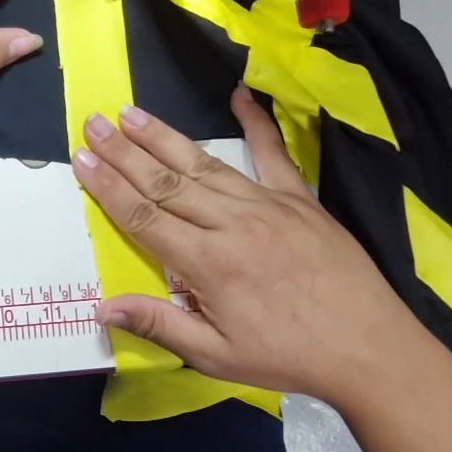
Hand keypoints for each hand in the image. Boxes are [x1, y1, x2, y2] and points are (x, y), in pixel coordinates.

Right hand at [73, 88, 441, 403]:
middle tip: (94, 123)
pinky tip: (240, 95)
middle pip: (165, 182)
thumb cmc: (286, 356)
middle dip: (125, 152)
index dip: (108, 187)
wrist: (369, 348)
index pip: (144, 216)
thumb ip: (159, 325)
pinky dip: (257, 122)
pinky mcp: (300, 199)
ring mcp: (268, 205)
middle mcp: (232, 223)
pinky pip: (273, 154)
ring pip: (204, 164)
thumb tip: (102, 309)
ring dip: (164, 138)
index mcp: (208, 263)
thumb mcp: (216, 356)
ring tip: (132, 114)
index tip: (82, 159)